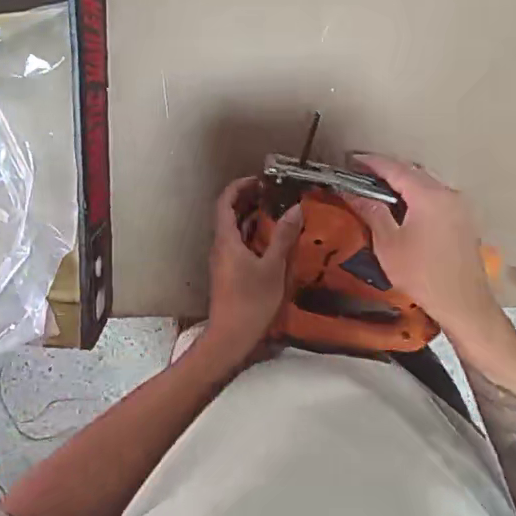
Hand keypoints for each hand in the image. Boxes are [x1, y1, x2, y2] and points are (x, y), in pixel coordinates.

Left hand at [205, 177, 302, 356]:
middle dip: (248, 200)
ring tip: (277, 210)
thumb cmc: (251, 301)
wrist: (231, 335)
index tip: (260, 180)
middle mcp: (220, 246)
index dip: (239, 187)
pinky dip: (253, 235)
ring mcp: (222, 259)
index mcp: (225, 240)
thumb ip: (282, 237)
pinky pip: (238, 244)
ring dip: (252, 218)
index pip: (225, 202)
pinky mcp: (228, 271)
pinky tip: (272, 238)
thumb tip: (295, 209)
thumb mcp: (272, 267)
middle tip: (272, 192)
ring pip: (234, 230)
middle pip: (228, 214)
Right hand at [337, 154, 505, 340]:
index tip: (351, 160)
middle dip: (386, 170)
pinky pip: (436, 197)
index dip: (371, 163)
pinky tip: (401, 206)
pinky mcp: (464, 220)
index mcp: (429, 197)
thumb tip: (353, 193)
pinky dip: (416, 194)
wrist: (462, 303)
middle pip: (413, 172)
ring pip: (426, 184)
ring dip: (402, 183)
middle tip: (360, 174)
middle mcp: (449, 195)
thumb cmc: (421, 274)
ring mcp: (460, 207)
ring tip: (377, 189)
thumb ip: (371, 212)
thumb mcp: (387, 243)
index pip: (396, 169)